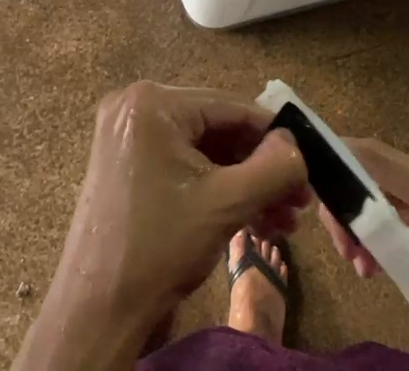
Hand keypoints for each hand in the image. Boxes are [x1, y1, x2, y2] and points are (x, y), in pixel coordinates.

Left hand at [13, 83, 308, 370]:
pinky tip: (255, 220)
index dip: (276, 137)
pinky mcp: (129, 164)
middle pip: (219, 128)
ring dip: (246, 183)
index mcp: (152, 102)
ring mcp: (129, 136)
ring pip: (205, 151)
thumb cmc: (159, 246)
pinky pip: (185, 165)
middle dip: (262, 168)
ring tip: (284, 222)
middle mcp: (136, 107)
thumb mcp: (226, 204)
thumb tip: (297, 145)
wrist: (98, 306)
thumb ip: (273, 168)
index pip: (232, 107)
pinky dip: (218, 189)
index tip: (311, 166)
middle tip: (300, 202)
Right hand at [321, 139, 408, 370]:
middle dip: (346, 207)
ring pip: (390, 187)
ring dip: (366, 221)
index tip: (301, 183)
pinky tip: (389, 267)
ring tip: (363, 270)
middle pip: (375, 171)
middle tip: (345, 260)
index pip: (378, 160)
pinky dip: (389, 225)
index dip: (334, 158)